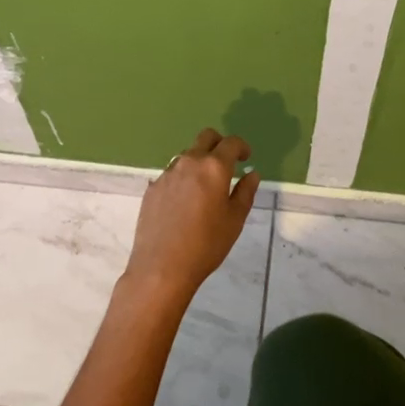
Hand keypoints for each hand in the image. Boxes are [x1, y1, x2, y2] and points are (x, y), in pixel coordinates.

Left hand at [122, 128, 260, 299]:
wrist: (161, 268)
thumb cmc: (206, 245)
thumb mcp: (234, 221)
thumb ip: (245, 192)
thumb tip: (252, 174)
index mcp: (214, 167)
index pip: (231, 143)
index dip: (241, 146)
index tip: (246, 157)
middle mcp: (189, 162)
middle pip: (206, 137)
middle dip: (219, 144)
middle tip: (226, 162)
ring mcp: (167, 174)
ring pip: (186, 155)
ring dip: (198, 161)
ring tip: (203, 187)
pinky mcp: (152, 188)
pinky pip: (171, 173)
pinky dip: (182, 178)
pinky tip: (183, 203)